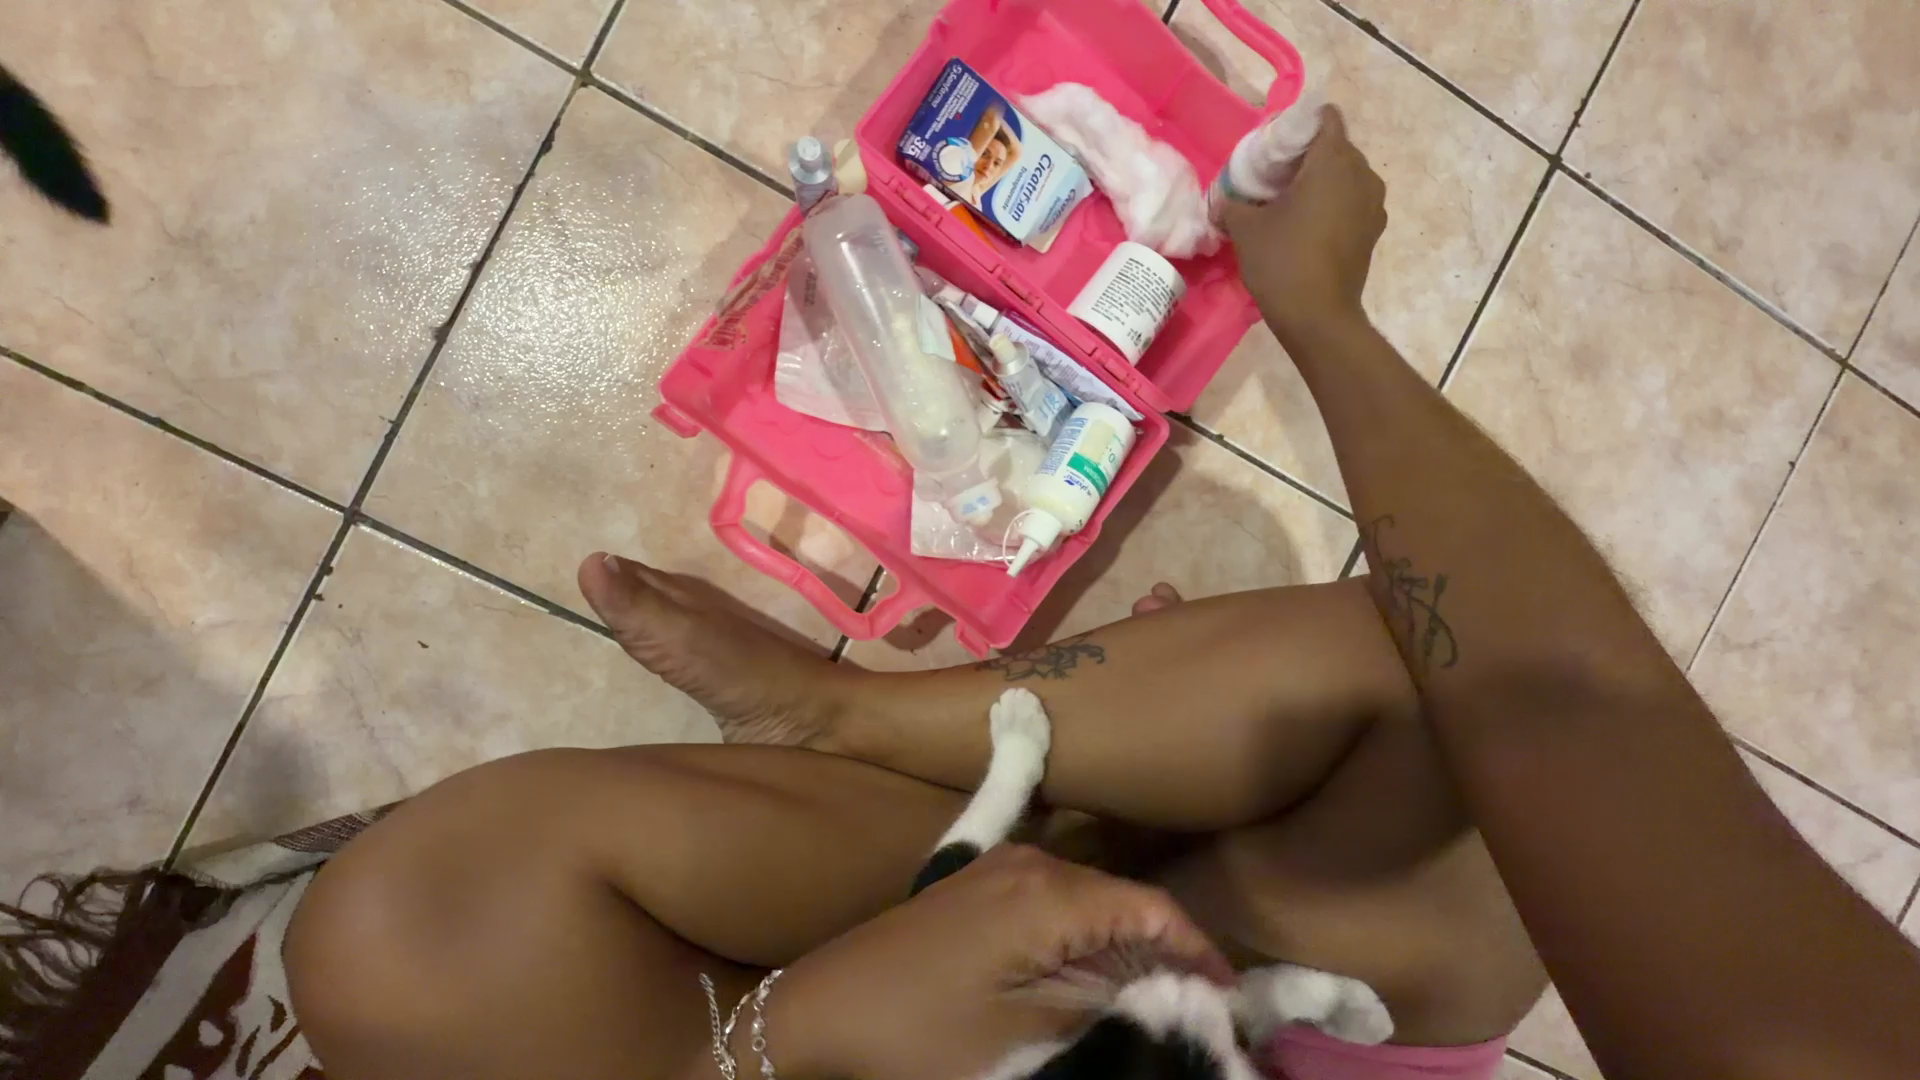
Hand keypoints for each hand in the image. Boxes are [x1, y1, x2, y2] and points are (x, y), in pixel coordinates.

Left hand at [764, 845, 1231, 1079]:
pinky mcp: (983, 881)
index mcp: (1048, 891)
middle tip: (1192, 1014)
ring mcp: (1003, 865)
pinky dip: (1085, 936)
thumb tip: (1181, 1006)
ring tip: (1149, 1002)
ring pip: (1093, 900)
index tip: (1228, 1008)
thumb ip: (1111, 1016)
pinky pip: (1057, 901)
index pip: (1153, 910)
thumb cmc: (924, 1034)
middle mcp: (1032, 860)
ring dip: (1125, 947)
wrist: (827, 1008)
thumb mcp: (1027, 1043)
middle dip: (1164, 955)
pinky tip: (1094, 971)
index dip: (1199, 956)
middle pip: (1125, 901)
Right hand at [1221, 107, 1385, 340]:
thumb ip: (1231, 206)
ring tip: (1288, 207)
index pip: (1323, 118)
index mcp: (1333, 160)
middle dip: (1305, 158)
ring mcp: (1373, 204)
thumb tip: (1221, 201)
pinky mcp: (1372, 232)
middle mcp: (1362, 173)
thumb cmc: (1282, 261)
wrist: (1318, 316)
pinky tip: (1306, 230)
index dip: (1296, 128)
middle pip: (1335, 148)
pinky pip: (1350, 204)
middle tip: (1273, 180)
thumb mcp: (1246, 230)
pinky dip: (1331, 208)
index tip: (1273, 151)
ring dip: (1319, 185)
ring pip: (1344, 178)